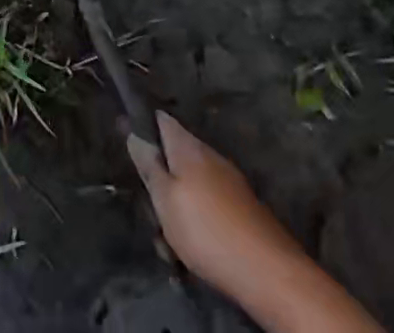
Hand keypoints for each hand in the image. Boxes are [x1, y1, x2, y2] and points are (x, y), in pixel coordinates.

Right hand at [130, 111, 382, 332]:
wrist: (271, 275)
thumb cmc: (208, 231)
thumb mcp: (164, 198)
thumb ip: (148, 165)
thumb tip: (134, 133)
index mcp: (189, 148)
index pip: (160, 119)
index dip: (140, 122)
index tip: (122, 133)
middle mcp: (211, 158)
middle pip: (173, 157)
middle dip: (158, 181)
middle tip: (152, 210)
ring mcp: (229, 185)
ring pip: (188, 187)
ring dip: (175, 210)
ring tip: (170, 242)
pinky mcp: (242, 211)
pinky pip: (207, 207)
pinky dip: (195, 224)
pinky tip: (192, 251)